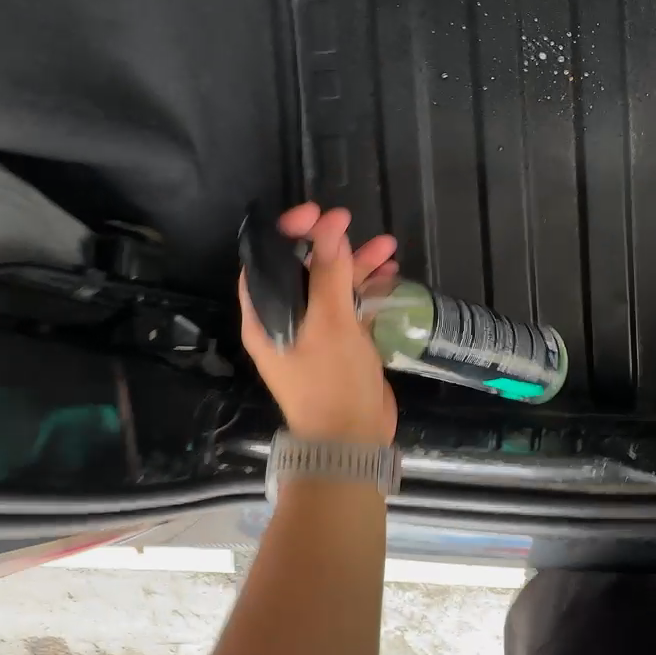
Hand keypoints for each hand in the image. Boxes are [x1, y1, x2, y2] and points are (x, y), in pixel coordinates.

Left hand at [237, 203, 399, 444]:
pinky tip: (390, 276)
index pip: (266, 260)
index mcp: (265, 315)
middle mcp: (285, 320)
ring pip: (331, 287)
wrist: (351, 440)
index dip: (288, 233)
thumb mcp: (331, 323)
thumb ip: (329, 274)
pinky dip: (367, 290)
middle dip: (329, 245)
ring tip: (387, 247)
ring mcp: (315, 333)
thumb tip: (329, 229)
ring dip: (356, 265)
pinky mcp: (341, 345)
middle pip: (302, 269)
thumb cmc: (332, 381)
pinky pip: (351, 307)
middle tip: (352, 223)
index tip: (317, 214)